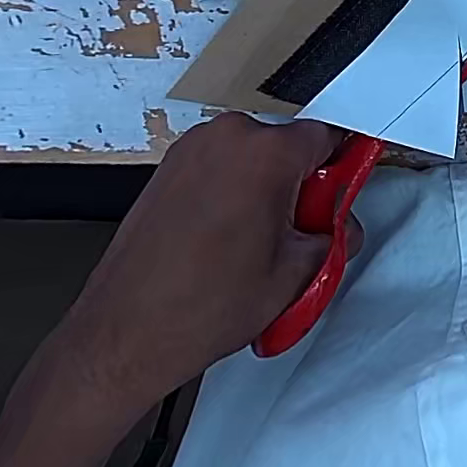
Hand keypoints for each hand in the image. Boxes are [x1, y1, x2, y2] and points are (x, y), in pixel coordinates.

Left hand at [60, 113, 353, 403]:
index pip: (327, 135)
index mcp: (267, 154)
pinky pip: (221, 160)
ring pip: (253, 153)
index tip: (341, 182)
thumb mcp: (294, 275)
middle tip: (296, 227)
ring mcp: (196, 145)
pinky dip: (231, 185)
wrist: (124, 331)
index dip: (341, 162)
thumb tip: (342, 223)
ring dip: (264, 184)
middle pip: (288, 145)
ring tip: (252, 239)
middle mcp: (230, 136)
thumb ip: (334, 236)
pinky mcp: (173, 161)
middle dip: (300, 181)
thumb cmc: (197, 306)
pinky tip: (224, 233)